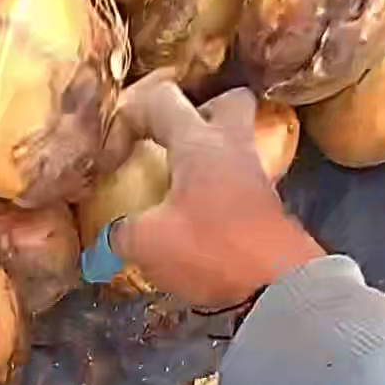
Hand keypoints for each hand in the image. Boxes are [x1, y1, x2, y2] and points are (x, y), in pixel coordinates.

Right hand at [104, 74, 324, 307]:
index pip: (162, 100)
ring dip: (210, 159)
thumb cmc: (209, 250)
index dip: (131, 113)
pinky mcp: (266, 211)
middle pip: (226, 103)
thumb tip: (109, 237)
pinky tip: (201, 220)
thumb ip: (120, 234)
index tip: (114, 146)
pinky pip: (239, 186)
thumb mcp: (147, 244)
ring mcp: (256, 178)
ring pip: (236, 146)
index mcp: (199, 142)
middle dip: (199, 112)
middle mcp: (232, 148)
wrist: (274, 284)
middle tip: (174, 142)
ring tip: (182, 187)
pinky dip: (219, 195)